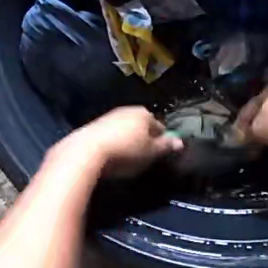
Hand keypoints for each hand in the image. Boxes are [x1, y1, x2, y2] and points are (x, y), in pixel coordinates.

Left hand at [60, 107, 181, 177]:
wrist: (87, 150)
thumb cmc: (126, 151)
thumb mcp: (151, 152)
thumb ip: (166, 146)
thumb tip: (180, 141)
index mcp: (145, 114)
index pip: (160, 127)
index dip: (161, 141)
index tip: (159, 154)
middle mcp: (128, 110)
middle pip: (142, 126)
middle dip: (144, 138)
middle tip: (144, 156)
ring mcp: (110, 116)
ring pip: (126, 128)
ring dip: (129, 139)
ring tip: (127, 157)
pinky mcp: (95, 125)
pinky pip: (112, 133)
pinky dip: (115, 141)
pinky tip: (112, 154)